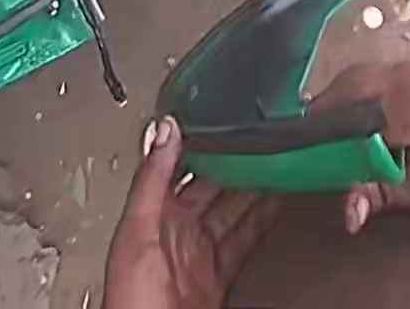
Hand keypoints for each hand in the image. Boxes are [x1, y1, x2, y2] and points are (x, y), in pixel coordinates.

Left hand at [104, 117, 281, 308]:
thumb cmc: (130, 304)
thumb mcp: (136, 232)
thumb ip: (152, 179)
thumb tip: (164, 128)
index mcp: (153, 213)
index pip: (184, 166)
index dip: (207, 143)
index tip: (231, 119)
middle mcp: (177, 230)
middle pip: (214, 187)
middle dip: (239, 163)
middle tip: (265, 138)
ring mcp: (199, 256)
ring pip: (233, 212)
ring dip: (256, 189)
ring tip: (279, 162)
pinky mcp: (216, 282)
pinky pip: (242, 243)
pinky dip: (261, 223)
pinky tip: (277, 205)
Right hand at [317, 60, 409, 239]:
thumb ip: (383, 192)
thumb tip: (346, 210)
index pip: (348, 116)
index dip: (325, 141)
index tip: (305, 161)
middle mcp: (408, 73)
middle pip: (348, 86)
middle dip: (327, 116)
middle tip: (312, 151)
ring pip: (360, 79)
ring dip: (342, 106)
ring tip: (331, 142)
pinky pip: (378, 79)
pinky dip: (361, 99)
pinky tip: (360, 128)